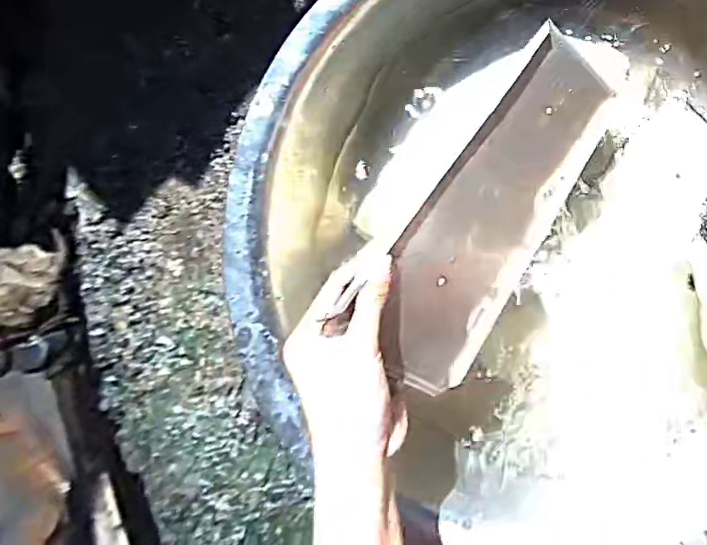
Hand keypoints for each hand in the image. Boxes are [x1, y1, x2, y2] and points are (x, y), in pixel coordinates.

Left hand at [284, 250, 405, 467]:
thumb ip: (371, 303)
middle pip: (345, 300)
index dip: (358, 266)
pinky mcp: (358, 365)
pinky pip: (371, 331)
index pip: (333, 288)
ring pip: (360, 314)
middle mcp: (317, 343)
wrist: (361, 458)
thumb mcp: (361, 349)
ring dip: (378, 298)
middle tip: (394, 256)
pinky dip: (385, 317)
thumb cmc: (349, 409)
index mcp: (305, 338)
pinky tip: (401, 304)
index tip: (382, 247)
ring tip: (400, 273)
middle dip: (368, 280)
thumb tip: (380, 263)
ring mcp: (338, 355)